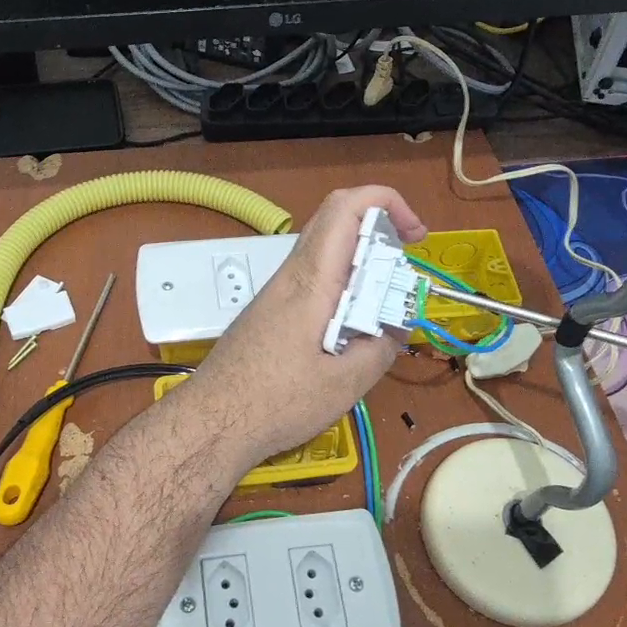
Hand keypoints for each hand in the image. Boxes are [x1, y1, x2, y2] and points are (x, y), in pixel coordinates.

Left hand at [181, 186, 426, 463]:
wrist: (210, 423)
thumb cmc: (274, 404)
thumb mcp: (342, 386)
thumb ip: (377, 351)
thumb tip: (392, 332)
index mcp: (310, 281)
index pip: (345, 209)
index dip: (386, 202)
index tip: (415, 235)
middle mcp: (291, 277)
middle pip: (335, 224)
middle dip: (380, 233)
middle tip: (403, 274)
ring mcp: (276, 295)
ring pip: (325, 256)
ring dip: (362, 269)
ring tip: (383, 312)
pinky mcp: (270, 315)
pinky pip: (313, 284)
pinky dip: (342, 293)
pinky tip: (351, 334)